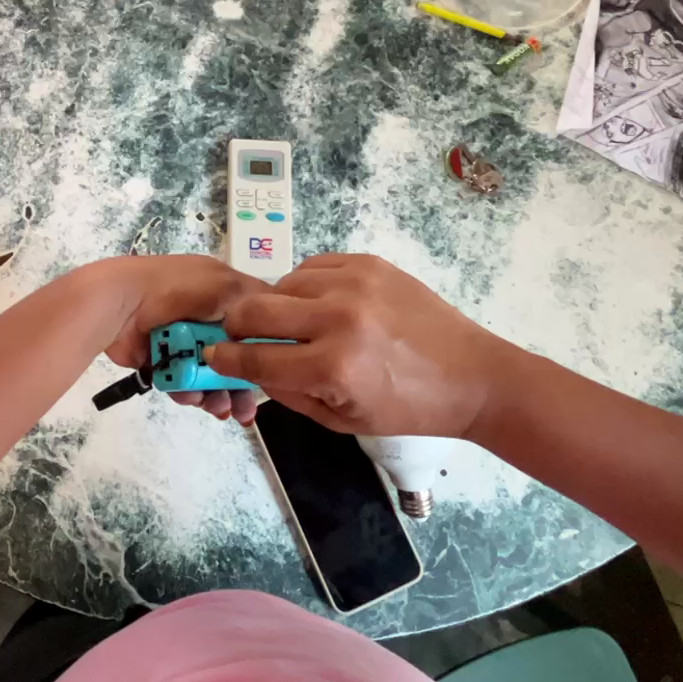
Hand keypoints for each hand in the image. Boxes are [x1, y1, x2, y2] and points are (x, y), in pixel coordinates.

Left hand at [82, 255, 269, 423]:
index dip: (265, 350)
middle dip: (240, 385)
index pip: (253, 324)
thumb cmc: (177, 289)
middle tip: (245, 412)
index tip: (274, 377)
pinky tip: (191, 399)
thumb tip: (282, 315)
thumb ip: (257, 302)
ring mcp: (180, 338)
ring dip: (216, 394)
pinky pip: (182, 382)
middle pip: (232, 356)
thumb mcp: (226, 286)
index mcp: (221, 292)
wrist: (120, 303)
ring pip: (208, 375)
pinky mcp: (159, 358)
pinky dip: (188, 392)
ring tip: (219, 410)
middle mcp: (204, 315)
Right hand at [202, 254, 515, 438]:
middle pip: (254, 311)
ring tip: (294, 324)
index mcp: (333, 367)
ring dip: (275, 306)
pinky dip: (304, 287)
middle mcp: (338, 319)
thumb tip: (249, 366)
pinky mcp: (367, 262)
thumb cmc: (407, 408)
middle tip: (240, 337)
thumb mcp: (342, 418)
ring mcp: (354, 284)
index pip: (255, 359)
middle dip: (236, 326)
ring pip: (280, 284)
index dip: (225, 360)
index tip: (211, 357)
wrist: (471, 374)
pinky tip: (319, 305)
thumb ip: (288, 392)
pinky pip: (311, 267)